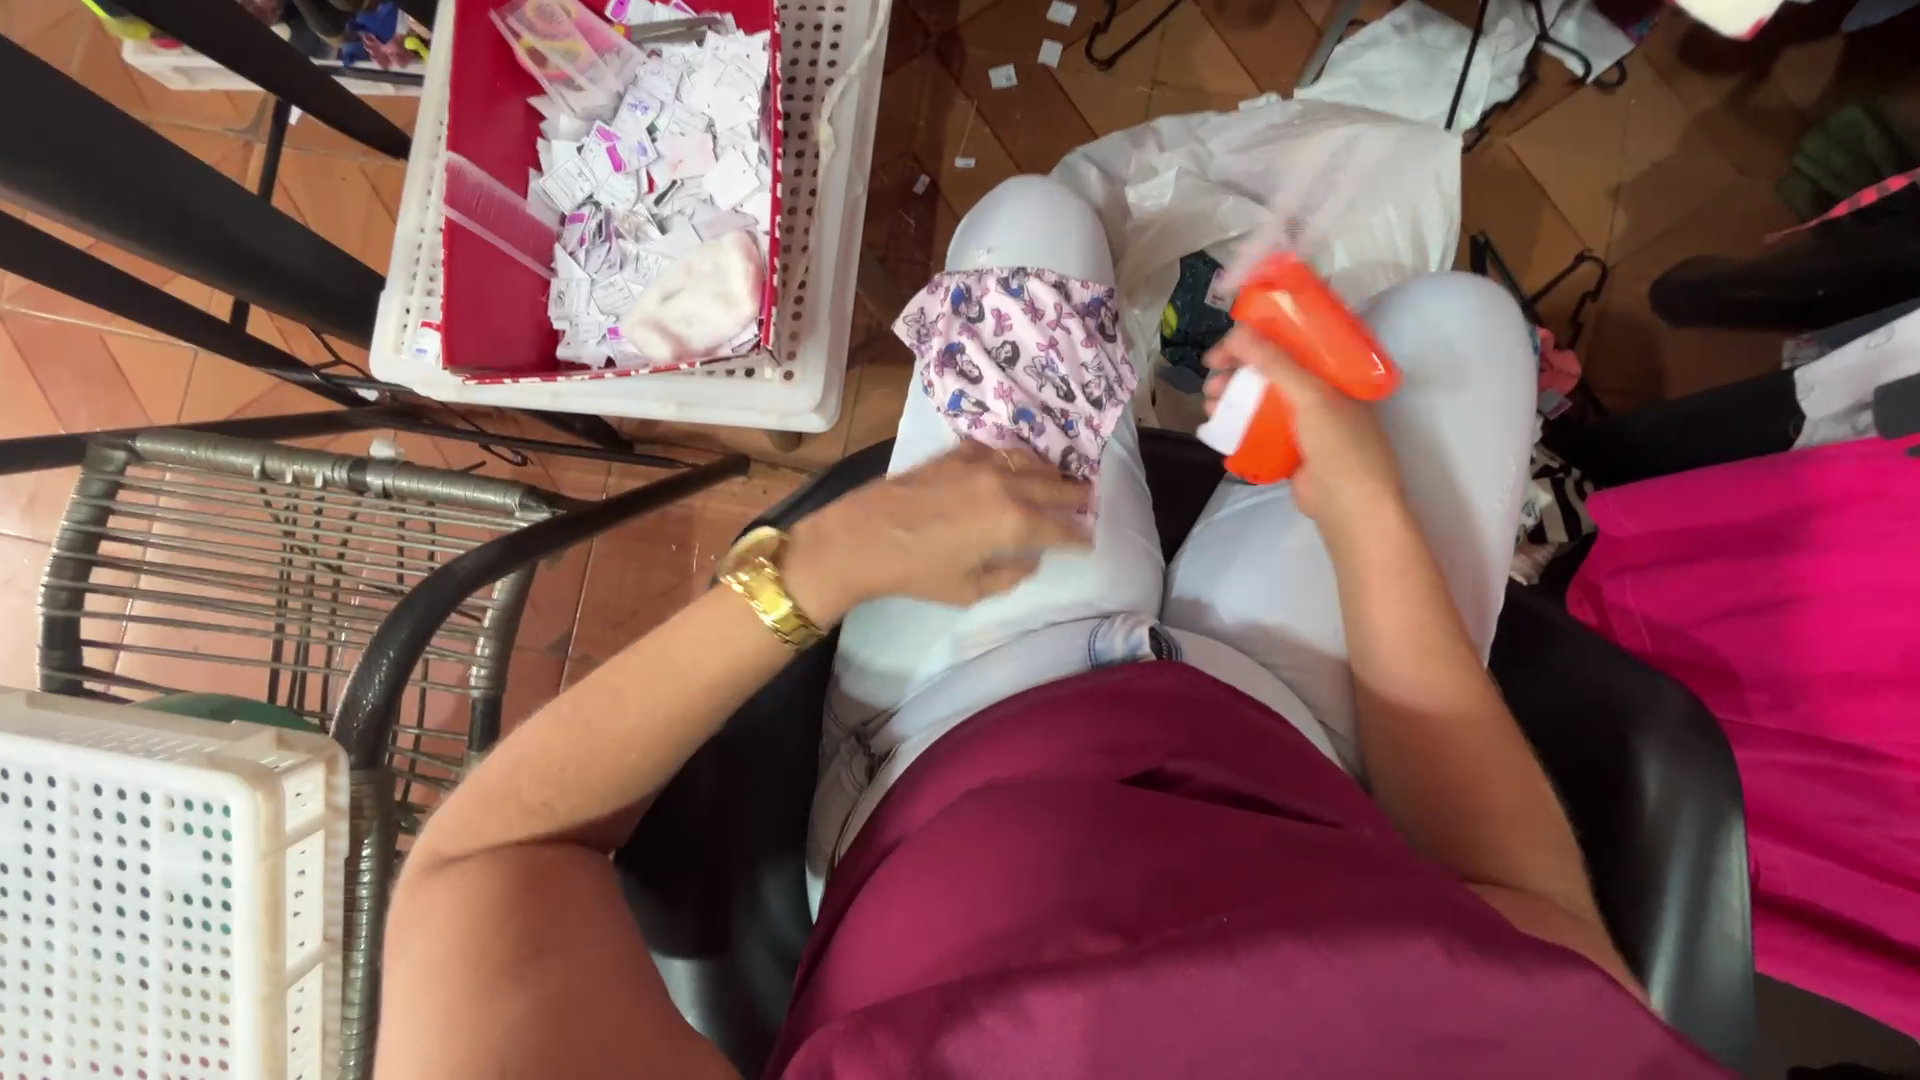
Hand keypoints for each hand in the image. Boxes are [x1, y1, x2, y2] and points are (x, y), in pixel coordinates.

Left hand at [784, 441, 1092, 618]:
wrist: (863, 536)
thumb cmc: (917, 571)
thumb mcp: (968, 589)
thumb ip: (1009, 574)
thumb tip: (1031, 560)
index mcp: (1013, 522)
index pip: (1059, 528)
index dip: (1078, 535)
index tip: (1089, 539)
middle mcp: (1004, 486)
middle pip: (1053, 486)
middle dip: (1075, 495)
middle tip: (1089, 500)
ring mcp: (979, 464)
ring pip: (1028, 460)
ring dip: (1049, 470)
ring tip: (1058, 479)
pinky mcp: (955, 454)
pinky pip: (996, 449)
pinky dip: (1013, 456)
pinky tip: (1013, 463)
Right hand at [1203, 326, 1404, 535]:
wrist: (1348, 506)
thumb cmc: (1339, 445)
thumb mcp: (1310, 396)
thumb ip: (1275, 363)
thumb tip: (1237, 332)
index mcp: (1334, 374)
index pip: (1290, 344)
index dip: (1256, 340)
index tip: (1223, 349)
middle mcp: (1319, 393)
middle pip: (1270, 372)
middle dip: (1236, 372)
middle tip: (1211, 379)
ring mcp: (1303, 422)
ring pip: (1260, 399)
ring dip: (1232, 398)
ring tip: (1210, 405)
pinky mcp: (1289, 448)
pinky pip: (1258, 427)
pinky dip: (1237, 423)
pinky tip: (1218, 424)